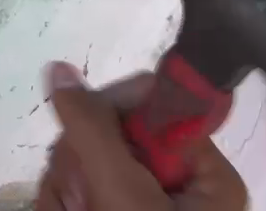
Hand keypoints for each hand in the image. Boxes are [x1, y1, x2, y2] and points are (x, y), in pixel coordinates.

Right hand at [38, 63, 246, 210]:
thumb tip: (59, 68)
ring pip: (83, 161)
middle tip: (84, 201)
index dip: (106, 110)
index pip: (147, 99)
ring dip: (65, 190)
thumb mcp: (126, 196)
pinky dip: (62, 203)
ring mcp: (146, 203)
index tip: (87, 143)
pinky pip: (76, 188)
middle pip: (106, 131)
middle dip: (79, 166)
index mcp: (206, 172)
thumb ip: (93, 128)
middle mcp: (179, 183)